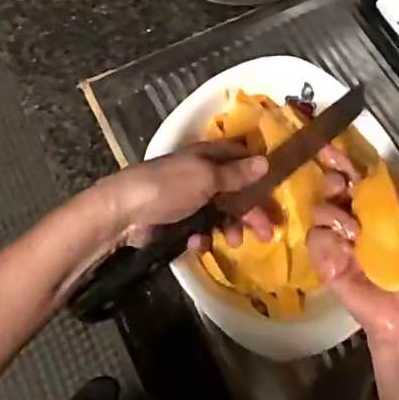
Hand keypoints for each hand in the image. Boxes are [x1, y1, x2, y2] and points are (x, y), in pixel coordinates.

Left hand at [91, 141, 274, 248]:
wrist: (122, 214)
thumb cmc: (168, 187)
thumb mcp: (206, 178)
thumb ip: (237, 174)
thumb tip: (266, 161)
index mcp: (208, 156)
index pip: (242, 158)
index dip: (260, 173)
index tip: (276, 191)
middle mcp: (201, 174)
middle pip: (235, 190)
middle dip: (250, 211)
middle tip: (265, 233)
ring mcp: (188, 198)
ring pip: (220, 212)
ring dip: (229, 228)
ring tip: (232, 243)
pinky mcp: (176, 220)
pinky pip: (199, 228)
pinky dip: (202, 237)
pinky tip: (198, 244)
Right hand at [306, 168, 398, 353]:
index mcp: (377, 212)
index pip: (356, 180)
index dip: (344, 163)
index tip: (332, 149)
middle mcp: (354, 222)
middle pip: (332, 189)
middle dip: (332, 178)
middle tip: (339, 184)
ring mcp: (338, 242)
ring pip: (319, 210)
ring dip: (334, 211)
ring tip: (354, 230)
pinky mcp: (326, 263)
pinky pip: (316, 239)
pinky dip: (328, 239)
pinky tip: (346, 249)